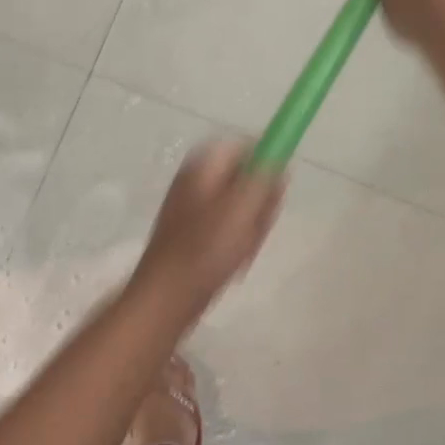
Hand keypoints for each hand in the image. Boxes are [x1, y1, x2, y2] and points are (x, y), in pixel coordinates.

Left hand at [132, 141, 286, 316]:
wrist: (166, 297)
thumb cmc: (205, 249)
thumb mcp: (243, 208)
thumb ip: (264, 176)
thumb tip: (279, 156)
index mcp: (204, 165)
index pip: (246, 146)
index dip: (266, 165)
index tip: (274, 192)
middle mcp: (197, 179)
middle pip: (245, 177)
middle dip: (258, 203)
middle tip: (256, 228)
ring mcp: (194, 207)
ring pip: (241, 206)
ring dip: (251, 227)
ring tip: (243, 250)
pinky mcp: (194, 232)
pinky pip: (229, 228)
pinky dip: (237, 242)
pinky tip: (233, 261)